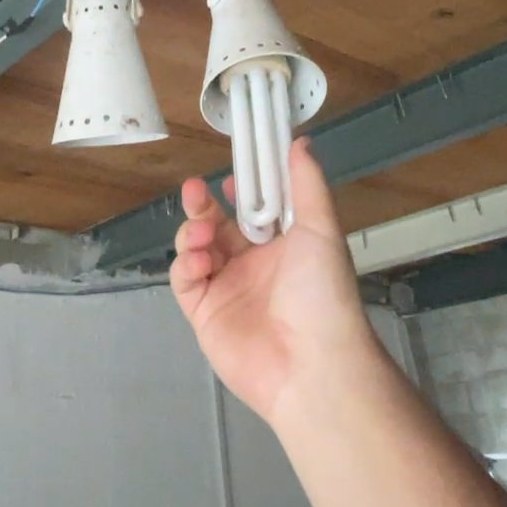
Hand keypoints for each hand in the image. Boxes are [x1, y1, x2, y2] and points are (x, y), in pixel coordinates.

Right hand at [169, 138, 379, 423]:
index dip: (239, 191)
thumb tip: (300, 141)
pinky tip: (198, 261)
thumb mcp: (321, 229)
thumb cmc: (322, 292)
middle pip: (217, 225)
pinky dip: (185, 264)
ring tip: (201, 231)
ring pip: (196, 249)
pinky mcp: (204, 314)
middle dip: (203, 206)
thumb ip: (306, 184)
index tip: (229, 175)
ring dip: (192, 232)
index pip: (253, 211)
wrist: (312, 365)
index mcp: (282, 247)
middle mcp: (252, 265)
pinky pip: (184, 281)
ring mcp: (226, 289)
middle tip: (195, 191)